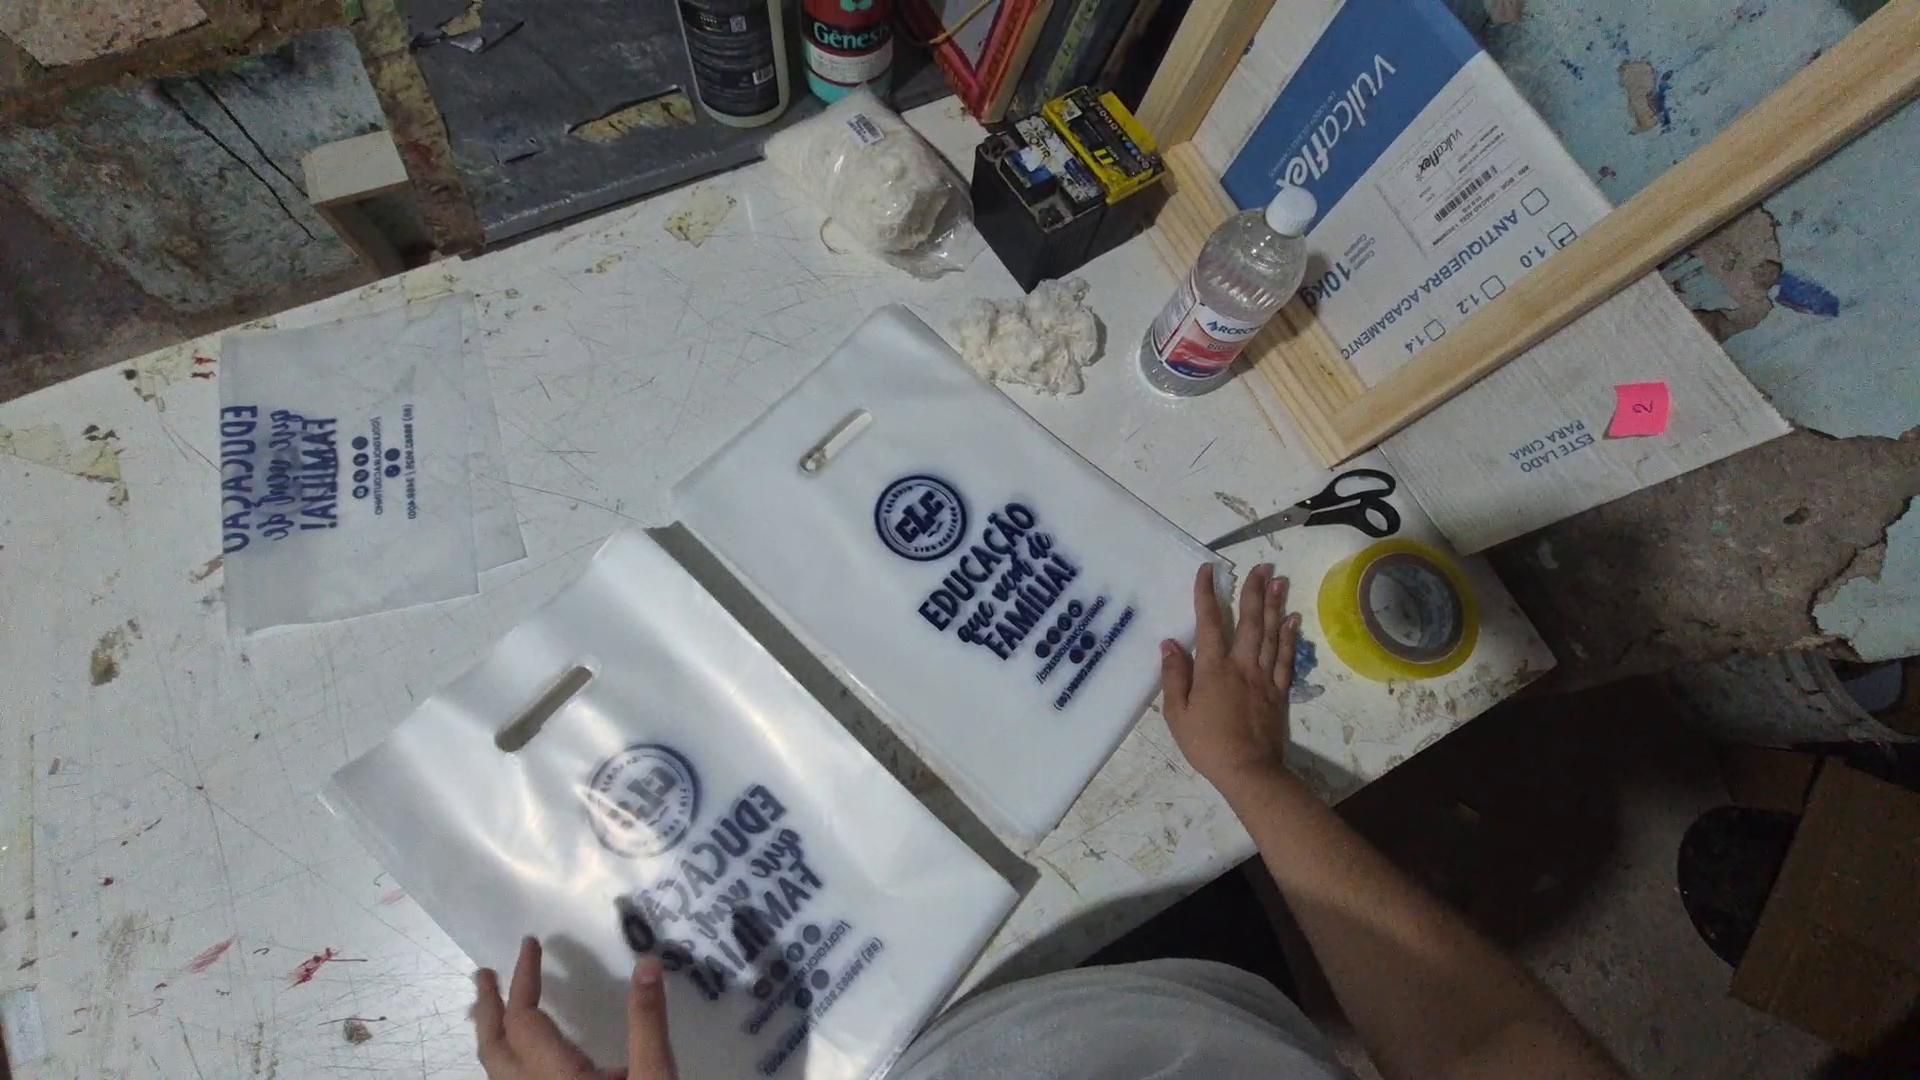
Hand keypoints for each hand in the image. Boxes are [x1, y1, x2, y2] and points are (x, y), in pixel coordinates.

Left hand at [473, 937, 677, 1079]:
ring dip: (489, 1034)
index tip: (532, 944)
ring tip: (492, 1005)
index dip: (523, 980)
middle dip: (487, 1008)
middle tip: (485, 972)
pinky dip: (503, 1058)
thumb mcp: (657, 1079)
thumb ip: (649, 1022)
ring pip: (494, 1074)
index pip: (524, 1022)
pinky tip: (517, 1054)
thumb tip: (646, 962)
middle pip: (492, 1051)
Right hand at [1159, 563, 1298, 794]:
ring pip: (1270, 633)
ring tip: (1279, 580)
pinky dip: (1289, 637)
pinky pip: (1285, 658)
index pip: (1209, 623)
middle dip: (1254, 591)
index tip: (1209, 571)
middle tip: (1262, 566)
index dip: (1207, 594)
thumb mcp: (1176, 713)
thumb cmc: (1206, 743)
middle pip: (1249, 621)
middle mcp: (1241, 665)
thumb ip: (1174, 676)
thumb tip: (1170, 644)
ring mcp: (1264, 677)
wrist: (1248, 770)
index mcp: (1213, 668)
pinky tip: (1292, 620)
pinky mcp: (1279, 691)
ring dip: (1275, 605)